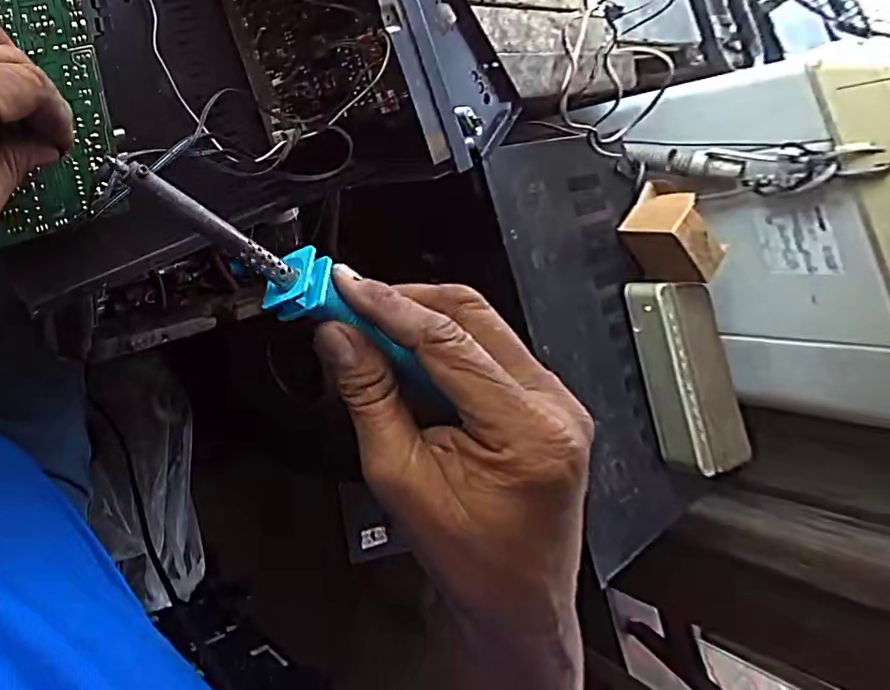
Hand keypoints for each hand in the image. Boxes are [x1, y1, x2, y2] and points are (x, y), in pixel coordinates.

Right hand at [314, 270, 592, 689]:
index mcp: (529, 430)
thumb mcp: (399, 476)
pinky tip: (396, 352)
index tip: (342, 285)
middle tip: (344, 300)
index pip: (446, 340)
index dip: (385, 304)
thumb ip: (367, 396)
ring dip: (412, 316)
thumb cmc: (470, 559)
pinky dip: (430, 338)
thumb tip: (337, 335)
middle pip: (466, 313)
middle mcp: (552, 402)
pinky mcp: (537, 396)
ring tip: (362, 327)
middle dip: (398, 300)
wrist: (517, 605)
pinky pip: (478, 343)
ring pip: (472, 321)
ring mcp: (551, 396)